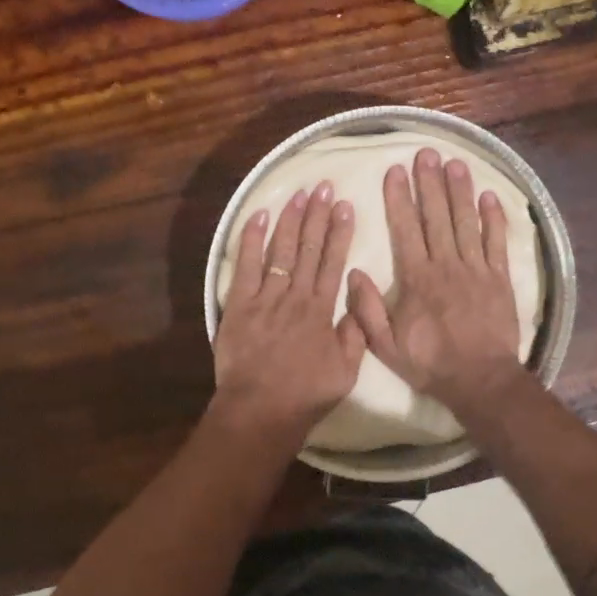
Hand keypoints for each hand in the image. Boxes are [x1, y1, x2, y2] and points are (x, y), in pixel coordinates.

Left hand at [211, 183, 364, 442]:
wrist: (261, 409)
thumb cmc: (306, 395)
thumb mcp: (347, 371)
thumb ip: (355, 335)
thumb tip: (357, 299)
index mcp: (322, 310)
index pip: (334, 262)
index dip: (341, 232)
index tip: (347, 206)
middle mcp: (296, 296)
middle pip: (308, 248)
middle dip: (318, 215)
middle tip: (325, 186)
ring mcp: (265, 298)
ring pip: (281, 250)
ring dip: (290, 220)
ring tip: (300, 193)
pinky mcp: (239, 305)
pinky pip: (246, 265)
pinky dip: (252, 239)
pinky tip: (260, 216)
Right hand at [349, 148, 522, 412]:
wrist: (480, 380)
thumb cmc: (430, 364)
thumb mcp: (386, 346)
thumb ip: (368, 310)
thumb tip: (354, 274)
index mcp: (416, 279)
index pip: (405, 229)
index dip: (399, 198)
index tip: (395, 171)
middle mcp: (446, 266)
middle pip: (436, 216)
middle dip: (429, 183)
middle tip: (426, 153)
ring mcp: (476, 269)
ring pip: (466, 222)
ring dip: (459, 191)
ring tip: (454, 163)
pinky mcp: (499, 279)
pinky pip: (496, 242)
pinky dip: (493, 218)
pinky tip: (488, 196)